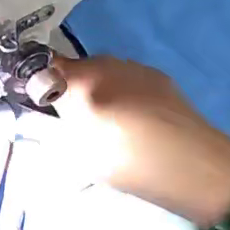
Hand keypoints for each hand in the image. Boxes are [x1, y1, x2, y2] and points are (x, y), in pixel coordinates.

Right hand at [48, 55, 229, 227]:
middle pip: (75, 71)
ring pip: (104, 75)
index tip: (41, 105)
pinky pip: (128, 80)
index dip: (38, 84)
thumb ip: (57, 130)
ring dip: (100, 93)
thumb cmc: (127, 165)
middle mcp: (105, 64)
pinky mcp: (158, 75)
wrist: (191, 164)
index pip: (43, 68)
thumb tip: (44, 118)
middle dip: (71, 92)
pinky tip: (138, 122)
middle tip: (79, 124)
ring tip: (113, 126)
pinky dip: (125, 95)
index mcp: (78, 83)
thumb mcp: (79, 156)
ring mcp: (134, 67)